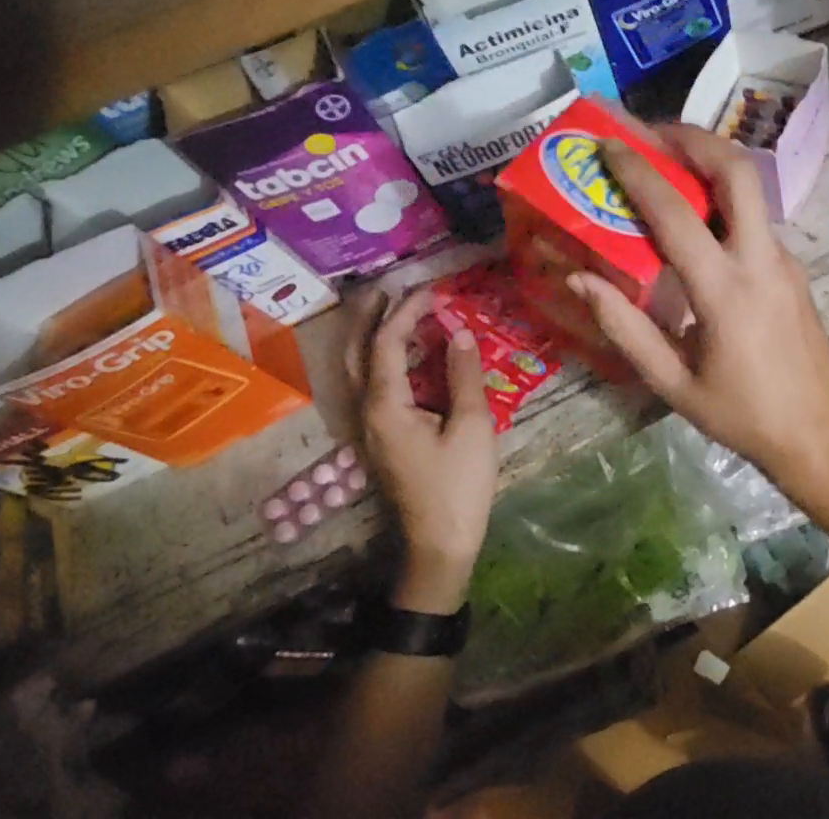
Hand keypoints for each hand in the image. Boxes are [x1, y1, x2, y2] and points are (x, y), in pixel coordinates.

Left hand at [346, 289, 496, 613]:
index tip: (432, 289)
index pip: (388, 343)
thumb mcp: (473, 427)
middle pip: (355, 351)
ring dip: (371, 334)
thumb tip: (459, 332)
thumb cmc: (459, 485)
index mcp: (386, 404)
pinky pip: (370, 385)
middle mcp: (365, 410)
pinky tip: (405, 355)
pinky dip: (381, 358)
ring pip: (357, 369)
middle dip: (370, 315)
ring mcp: (368, 426)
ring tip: (392, 309)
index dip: (407, 311)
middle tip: (388, 286)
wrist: (439, 541)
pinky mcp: (379, 437)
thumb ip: (464, 376)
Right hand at [566, 125, 828, 491]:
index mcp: (724, 291)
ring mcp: (784, 260)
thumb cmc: (741, 414)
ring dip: (709, 164)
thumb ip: (625, 329)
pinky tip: (696, 218)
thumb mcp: (672, 383)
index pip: (676, 213)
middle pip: (736, 171)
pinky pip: (754, 219)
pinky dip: (722, 201)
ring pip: (750, 190)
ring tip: (668, 162)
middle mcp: (760, 261)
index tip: (608, 144)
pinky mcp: (793, 268)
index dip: (638, 172)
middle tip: (653, 132)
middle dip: (693, 138)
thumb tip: (579, 279)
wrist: (818, 430)